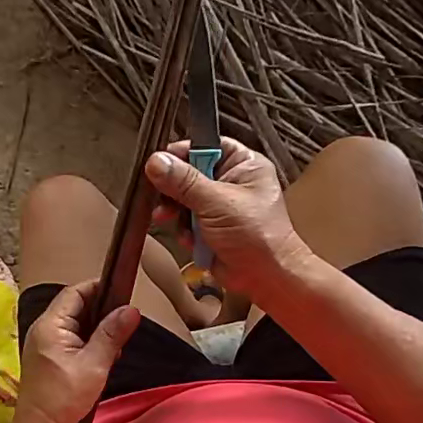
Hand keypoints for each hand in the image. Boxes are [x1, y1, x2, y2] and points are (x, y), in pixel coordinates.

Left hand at [10, 280, 139, 422]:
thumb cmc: (63, 398)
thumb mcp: (95, 364)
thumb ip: (112, 334)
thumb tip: (132, 309)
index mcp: (50, 325)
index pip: (75, 292)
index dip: (99, 289)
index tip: (123, 294)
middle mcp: (43, 329)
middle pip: (75, 306)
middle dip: (101, 312)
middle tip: (123, 324)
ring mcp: (43, 343)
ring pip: (75, 323)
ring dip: (96, 330)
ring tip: (114, 344)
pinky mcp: (47, 357)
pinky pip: (70, 338)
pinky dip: (87, 342)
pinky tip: (102, 357)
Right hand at [146, 138, 312, 298]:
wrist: (265, 277)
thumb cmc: (258, 236)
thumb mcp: (216, 202)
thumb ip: (184, 182)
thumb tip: (156, 162)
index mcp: (243, 164)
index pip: (205, 146)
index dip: (181, 154)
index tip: (160, 165)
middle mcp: (231, 181)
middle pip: (189, 173)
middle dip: (174, 190)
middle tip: (163, 199)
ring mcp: (219, 206)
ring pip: (183, 199)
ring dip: (177, 213)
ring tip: (174, 222)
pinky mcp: (210, 227)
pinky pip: (186, 221)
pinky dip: (184, 231)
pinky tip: (190, 240)